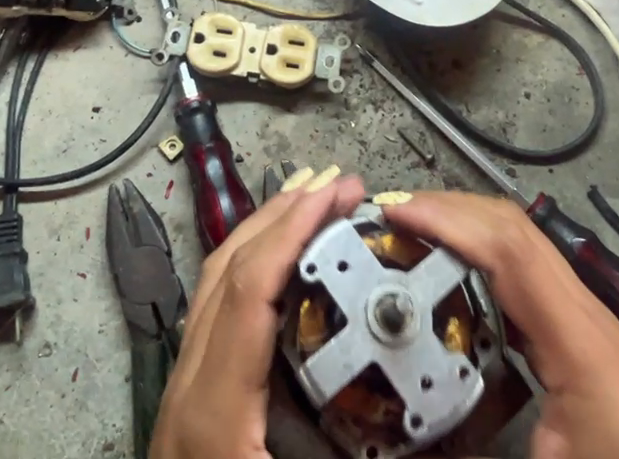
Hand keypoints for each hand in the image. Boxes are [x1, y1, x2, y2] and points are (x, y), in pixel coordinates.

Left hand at [151, 166, 365, 458]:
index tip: (337, 196)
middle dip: (284, 214)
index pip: (249, 289)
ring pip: (216, 280)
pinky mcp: (194, 390)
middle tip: (339, 186)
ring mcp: (186, 380)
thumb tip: (432, 441)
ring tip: (313, 201)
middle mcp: (191, 378)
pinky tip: (285, 262)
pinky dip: (253, 264)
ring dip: (265, 230)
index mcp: (214, 407)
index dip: (293, 231)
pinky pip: (220, 304)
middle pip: (228, 268)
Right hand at [385, 193, 618, 458]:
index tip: (396, 215)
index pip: (507, 249)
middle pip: (513, 226)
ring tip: (412, 227)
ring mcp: (580, 309)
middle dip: (450, 207)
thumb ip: (476, 451)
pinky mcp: (578, 323)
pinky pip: (525, 265)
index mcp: (572, 335)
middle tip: (391, 214)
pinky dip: (483, 246)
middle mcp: (577, 306)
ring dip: (466, 219)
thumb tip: (417, 452)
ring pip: (522, 237)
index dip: (450, 221)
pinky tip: (455, 264)